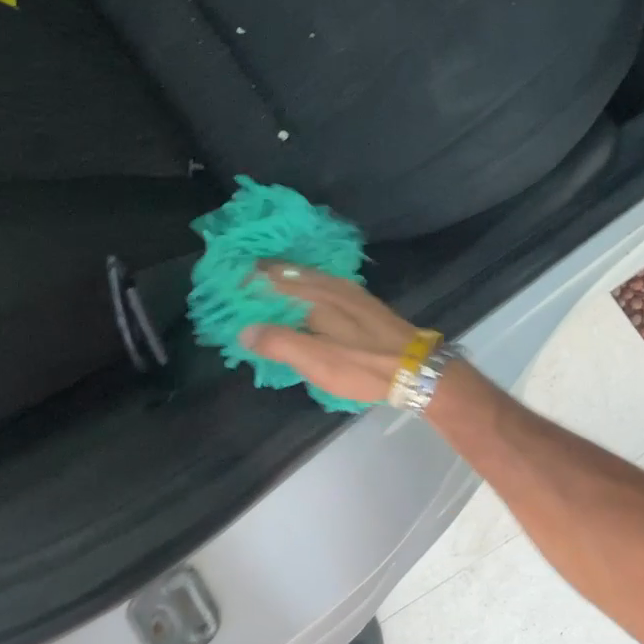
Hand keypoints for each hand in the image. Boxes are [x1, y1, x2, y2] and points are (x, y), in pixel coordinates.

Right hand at [239, 261, 423, 403]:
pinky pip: (321, 287)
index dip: (247, 279)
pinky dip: (302, 291)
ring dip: (282, 283)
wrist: (418, 370)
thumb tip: (244, 330)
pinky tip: (300, 305)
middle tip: (237, 288)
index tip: (225, 285)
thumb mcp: (318, 360)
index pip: (271, 276)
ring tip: (262, 294)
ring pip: (306, 279)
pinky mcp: (361, 304)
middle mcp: (331, 285)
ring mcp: (349, 292)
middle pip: (288, 273)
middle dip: (262, 277)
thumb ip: (279, 343)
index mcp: (317, 294)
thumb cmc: (364, 365)